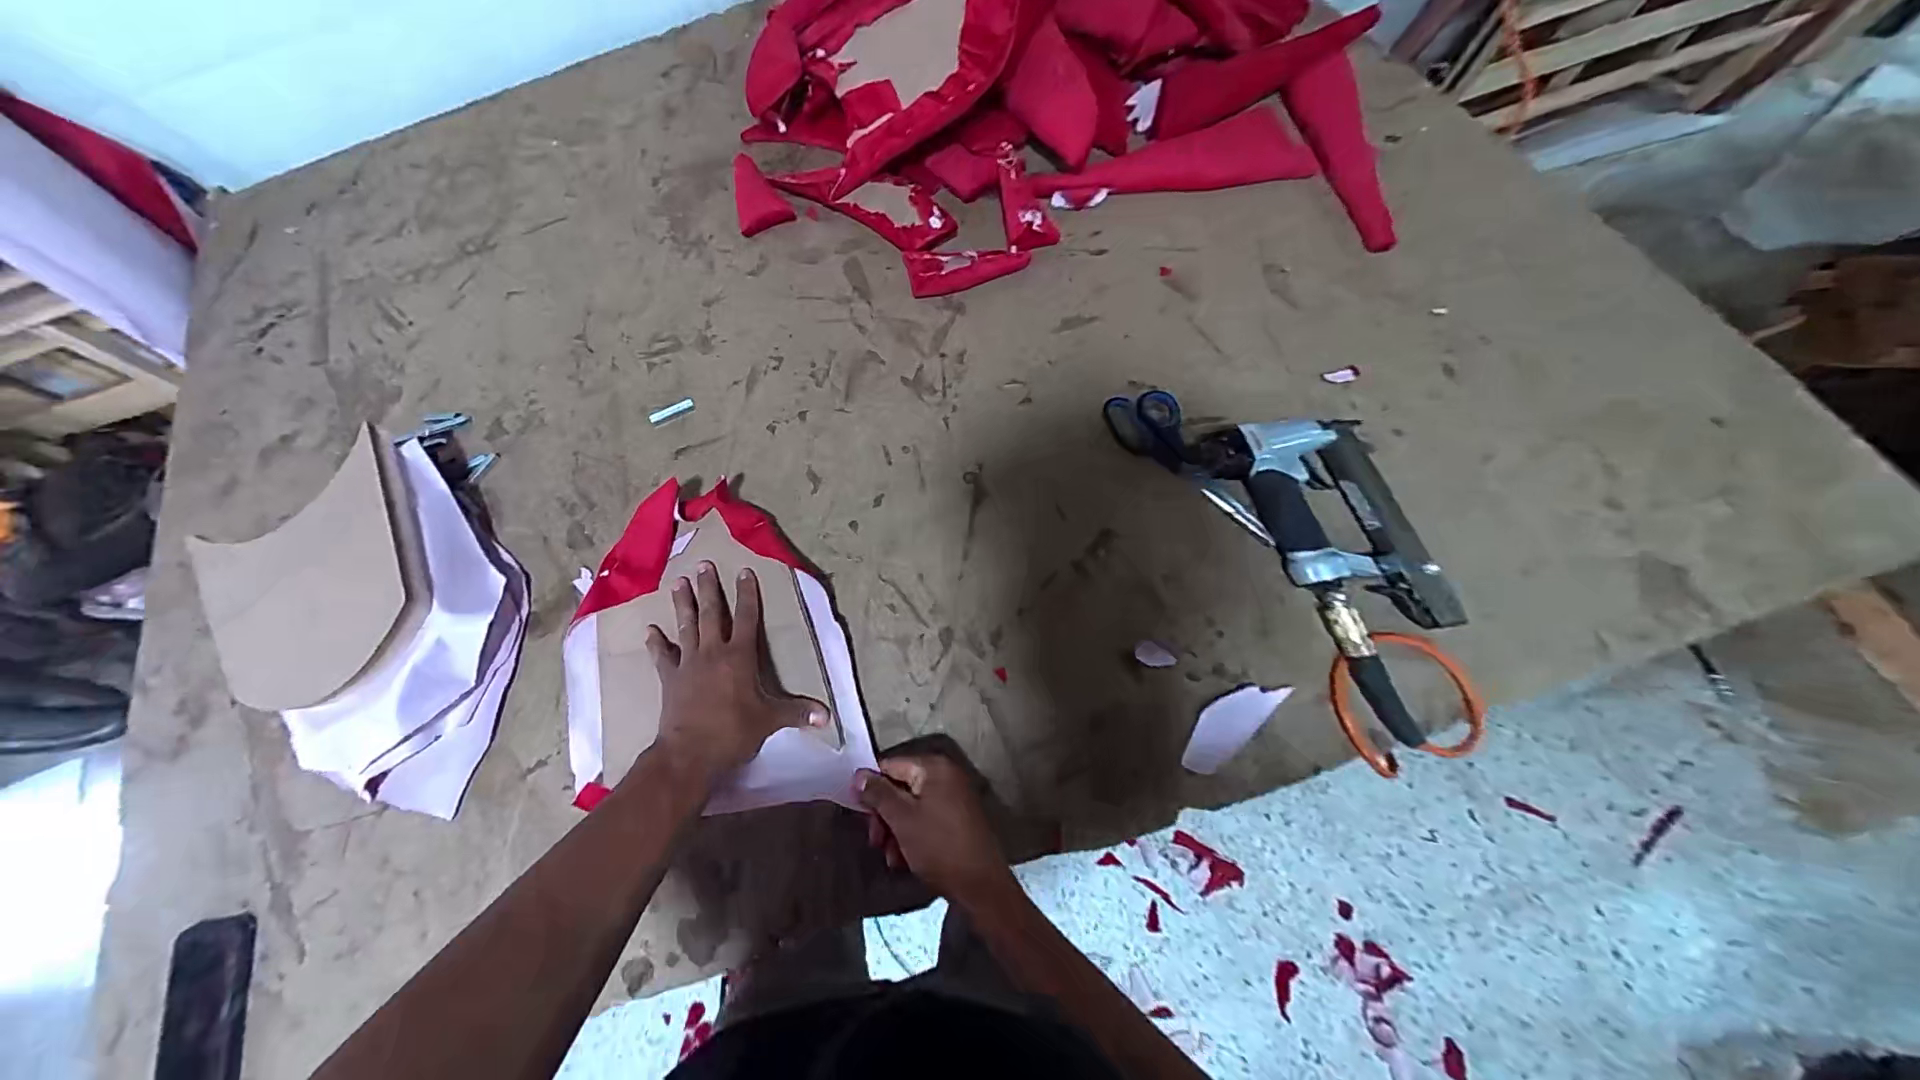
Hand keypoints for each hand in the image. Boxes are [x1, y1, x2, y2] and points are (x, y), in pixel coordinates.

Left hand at [645, 562, 827, 783]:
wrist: (688, 753)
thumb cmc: (733, 732)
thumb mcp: (770, 721)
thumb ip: (797, 713)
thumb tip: (828, 716)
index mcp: (739, 657)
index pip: (747, 618)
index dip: (747, 595)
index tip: (743, 572)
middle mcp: (712, 653)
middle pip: (712, 614)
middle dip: (710, 588)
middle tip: (704, 565)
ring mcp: (688, 664)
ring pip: (686, 627)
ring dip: (683, 604)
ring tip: (678, 583)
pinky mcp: (670, 679)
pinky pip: (663, 656)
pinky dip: (657, 643)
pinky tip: (650, 630)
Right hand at [856, 753, 1017, 909]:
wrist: (980, 885)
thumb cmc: (938, 846)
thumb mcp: (902, 819)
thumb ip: (878, 794)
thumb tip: (859, 774)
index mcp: (934, 767)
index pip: (890, 765)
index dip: (870, 787)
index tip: (859, 813)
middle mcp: (946, 775)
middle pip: (900, 787)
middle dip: (883, 815)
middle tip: (875, 840)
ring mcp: (954, 797)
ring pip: (910, 807)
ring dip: (894, 830)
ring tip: (891, 856)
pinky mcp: (957, 819)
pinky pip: (925, 819)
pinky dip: (911, 836)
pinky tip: (904, 859)